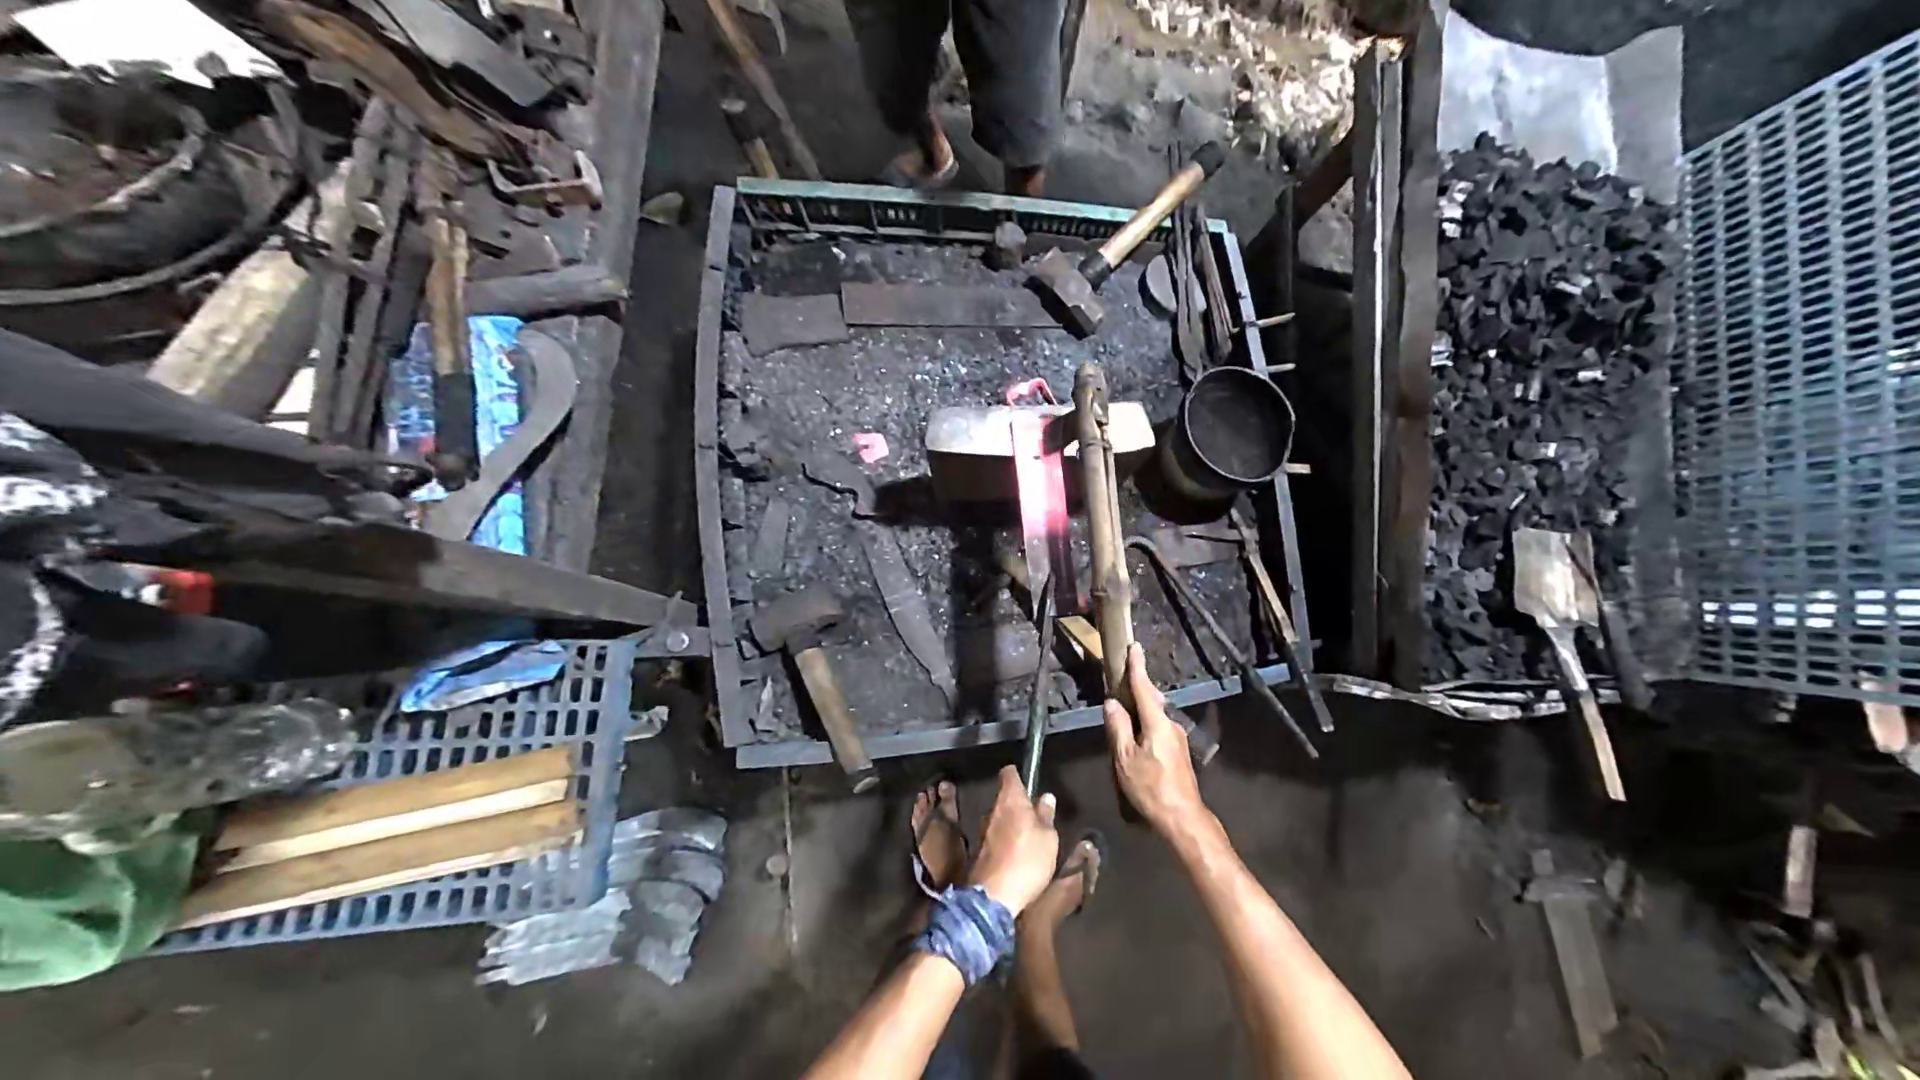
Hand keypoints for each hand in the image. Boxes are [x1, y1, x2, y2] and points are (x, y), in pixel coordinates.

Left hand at [966, 765, 1059, 916]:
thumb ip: (1046, 816)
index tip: (1029, 783)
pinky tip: (1017, 858)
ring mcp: (982, 831)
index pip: (1009, 774)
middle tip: (1037, 819)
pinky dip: (1005, 843)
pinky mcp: (979, 852)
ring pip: (999, 820)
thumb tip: (1046, 797)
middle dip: (1019, 805)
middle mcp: (991, 810)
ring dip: (1012, 826)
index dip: (1019, 775)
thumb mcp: (1049, 839)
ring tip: (1030, 841)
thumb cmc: (1026, 860)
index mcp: (1009, 799)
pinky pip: (995, 839)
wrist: (993, 897)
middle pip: (1005, 799)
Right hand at [1104, 644, 1211, 839]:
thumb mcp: (1125, 759)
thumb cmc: (1151, 787)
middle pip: (1152, 699)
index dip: (1137, 667)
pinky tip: (1136, 731)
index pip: (1144, 688)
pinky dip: (1146, 721)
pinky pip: (1159, 726)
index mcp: (1157, 723)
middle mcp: (1171, 725)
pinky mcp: (1178, 751)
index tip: (1134, 647)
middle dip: (1139, 685)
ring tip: (1125, 704)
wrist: (1183, 817)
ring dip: (1142, 705)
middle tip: (1124, 675)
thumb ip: (1118, 728)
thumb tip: (1112, 703)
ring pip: (1156, 713)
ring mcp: (1177, 738)